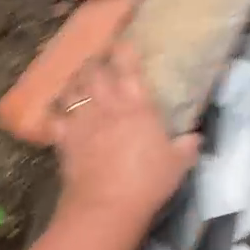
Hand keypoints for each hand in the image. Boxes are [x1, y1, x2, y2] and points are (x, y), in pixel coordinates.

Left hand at [43, 41, 198, 229]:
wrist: (107, 205)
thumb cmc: (148, 182)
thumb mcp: (178, 164)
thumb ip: (186, 147)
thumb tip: (195, 138)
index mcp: (136, 104)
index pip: (127, 65)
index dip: (123, 50)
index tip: (122, 43)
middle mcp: (106, 104)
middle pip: (94, 70)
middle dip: (95, 63)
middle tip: (98, 63)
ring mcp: (81, 119)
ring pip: (72, 88)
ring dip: (75, 83)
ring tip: (78, 83)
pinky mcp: (63, 138)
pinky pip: (54, 117)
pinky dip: (55, 112)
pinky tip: (57, 113)